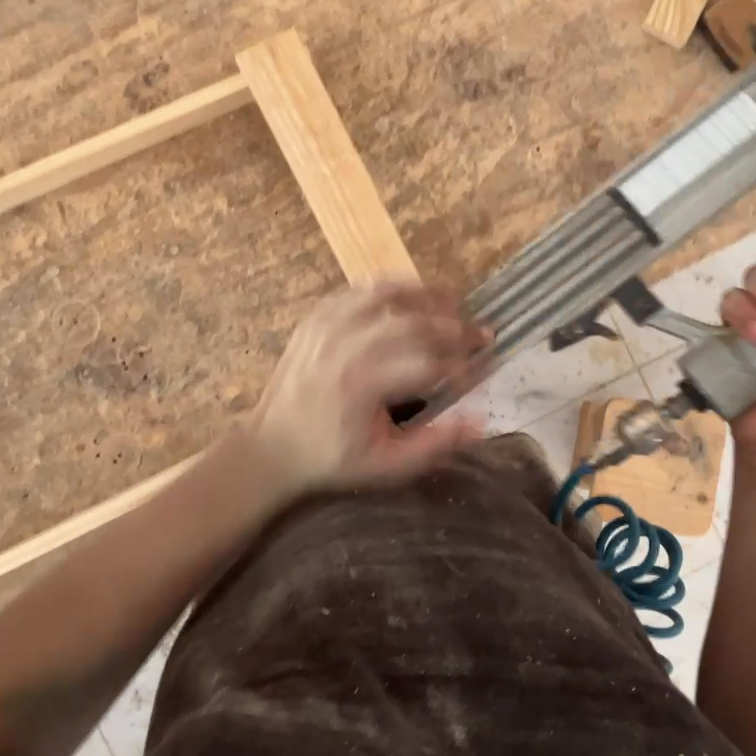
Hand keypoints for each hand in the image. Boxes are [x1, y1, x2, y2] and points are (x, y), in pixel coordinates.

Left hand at [244, 283, 484, 497]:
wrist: (272, 447)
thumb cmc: (332, 459)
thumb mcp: (385, 467)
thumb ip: (434, 446)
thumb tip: (479, 422)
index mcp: (362, 386)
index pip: (428, 364)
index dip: (462, 365)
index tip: (482, 369)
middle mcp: (344, 348)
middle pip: (413, 323)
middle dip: (454, 328)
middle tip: (481, 334)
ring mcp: (326, 327)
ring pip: (386, 295)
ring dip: (426, 296)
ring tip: (453, 304)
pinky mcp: (316, 318)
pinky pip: (358, 290)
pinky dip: (389, 288)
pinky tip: (411, 296)